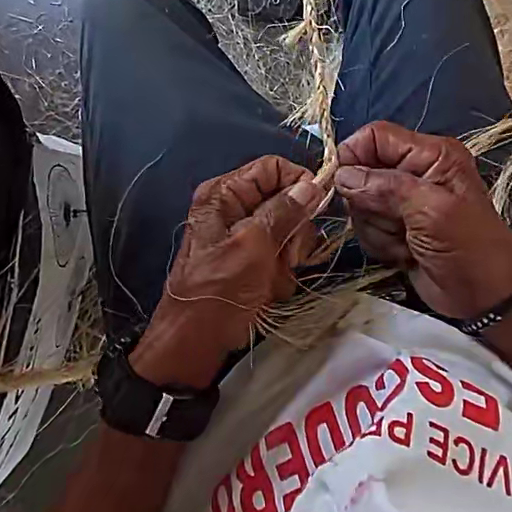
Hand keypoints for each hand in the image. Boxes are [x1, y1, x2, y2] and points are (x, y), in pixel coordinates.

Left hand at [132, 156, 326, 388]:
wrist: (194, 343)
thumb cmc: (217, 292)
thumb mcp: (252, 247)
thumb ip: (283, 212)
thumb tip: (312, 185)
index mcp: (224, 194)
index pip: (272, 168)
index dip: (299, 184)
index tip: (317, 210)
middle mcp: (233, 209)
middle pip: (286, 200)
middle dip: (293, 231)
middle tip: (287, 256)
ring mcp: (243, 237)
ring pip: (289, 232)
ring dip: (288, 259)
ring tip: (271, 279)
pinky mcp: (251, 262)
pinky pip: (281, 258)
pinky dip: (280, 275)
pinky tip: (267, 291)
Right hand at [333, 121, 511, 319]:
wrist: (486, 296)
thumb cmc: (469, 248)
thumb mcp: (432, 211)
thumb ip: (386, 187)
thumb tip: (342, 175)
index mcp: (430, 154)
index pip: (374, 136)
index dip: (354, 156)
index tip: (345, 186)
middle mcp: (413, 171)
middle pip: (360, 171)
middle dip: (368, 202)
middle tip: (396, 222)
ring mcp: (402, 200)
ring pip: (358, 202)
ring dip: (376, 227)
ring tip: (406, 240)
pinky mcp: (394, 225)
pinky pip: (365, 226)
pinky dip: (379, 242)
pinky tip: (405, 252)